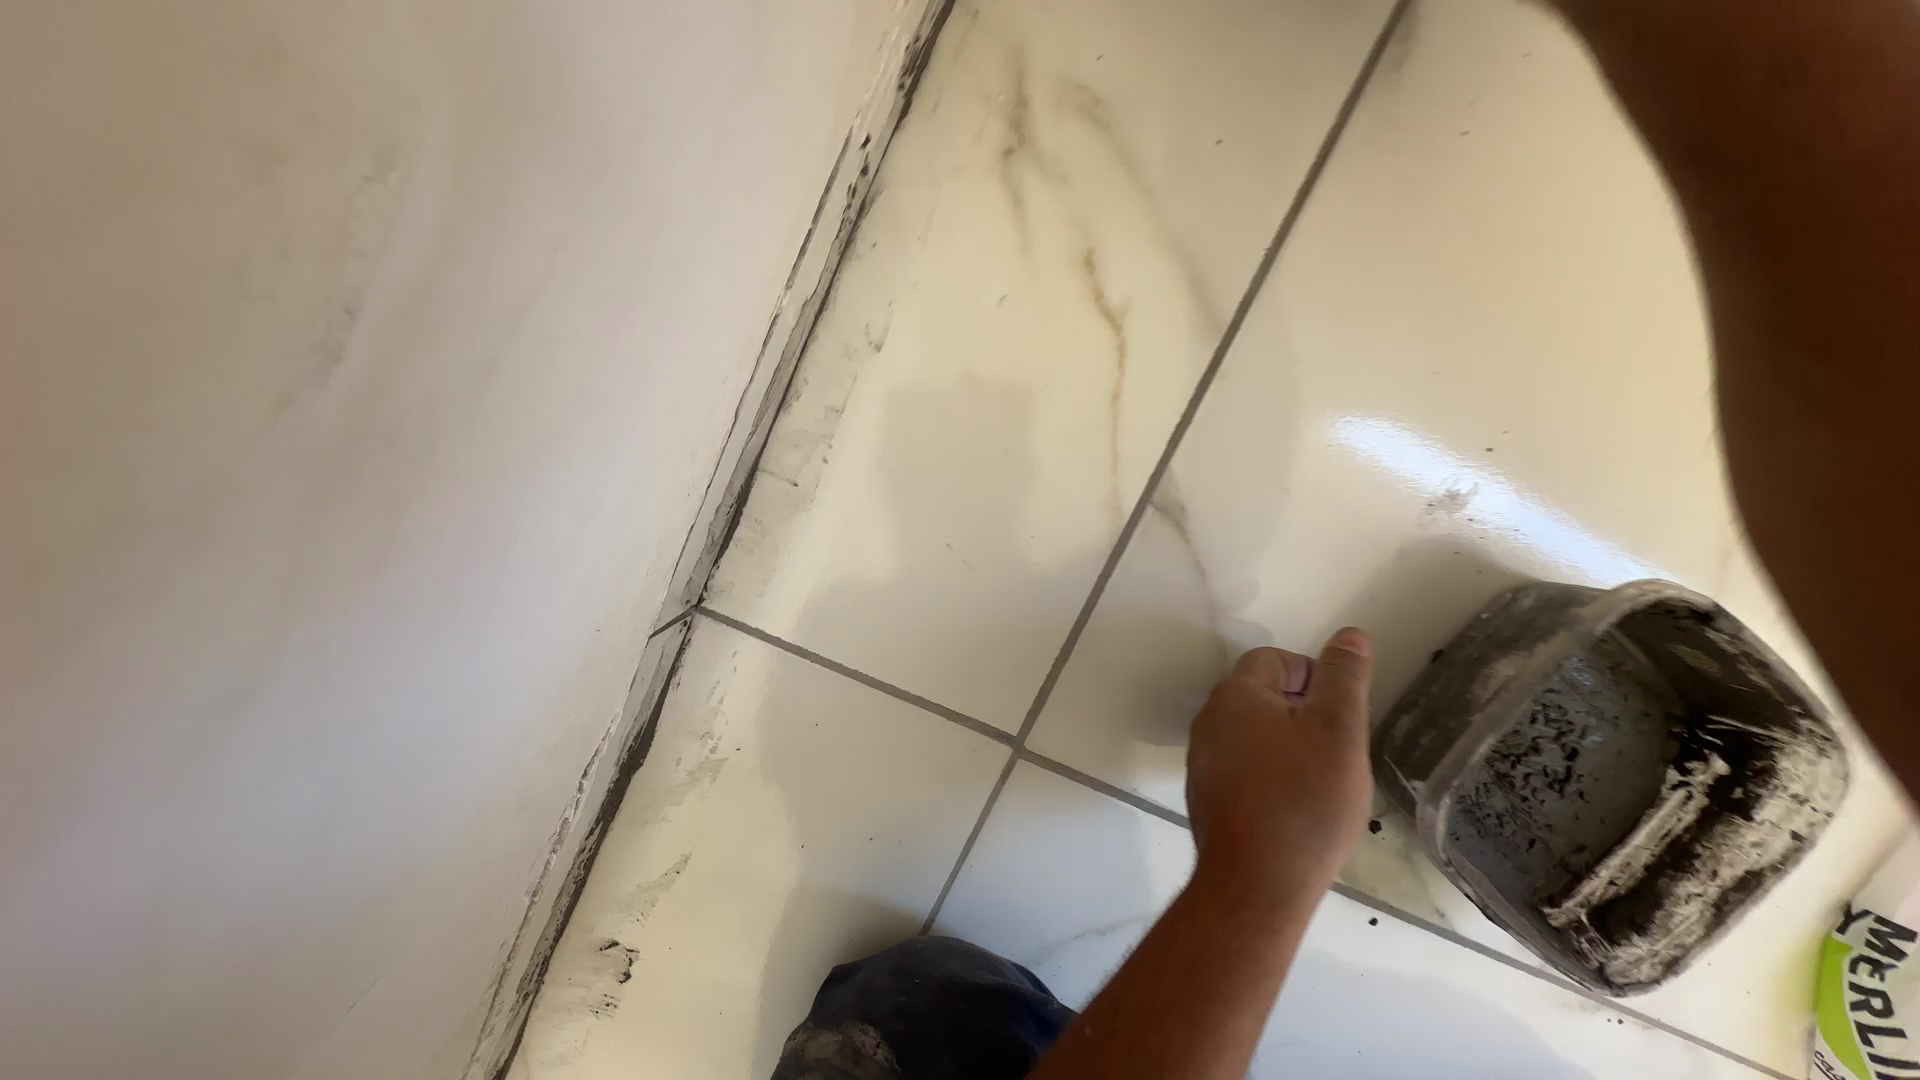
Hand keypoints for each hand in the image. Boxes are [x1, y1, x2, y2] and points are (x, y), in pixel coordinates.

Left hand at [1185, 628, 1375, 904]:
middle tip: (1336, 749)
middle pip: (1261, 695)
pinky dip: (1268, 772)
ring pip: (1252, 732)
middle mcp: (1209, 720)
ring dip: (1286, 743)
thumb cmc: (1303, 801)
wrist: (1257, 882)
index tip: (1340, 715)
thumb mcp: (1338, 732)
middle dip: (1302, 711)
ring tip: (1319, 779)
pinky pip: (1242, 765)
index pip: (1273, 659)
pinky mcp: (1205, 793)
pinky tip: (1293, 805)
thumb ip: (1343, 679)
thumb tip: (1349, 635)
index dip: (1313, 676)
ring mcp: (1202, 759)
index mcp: (1235, 695)